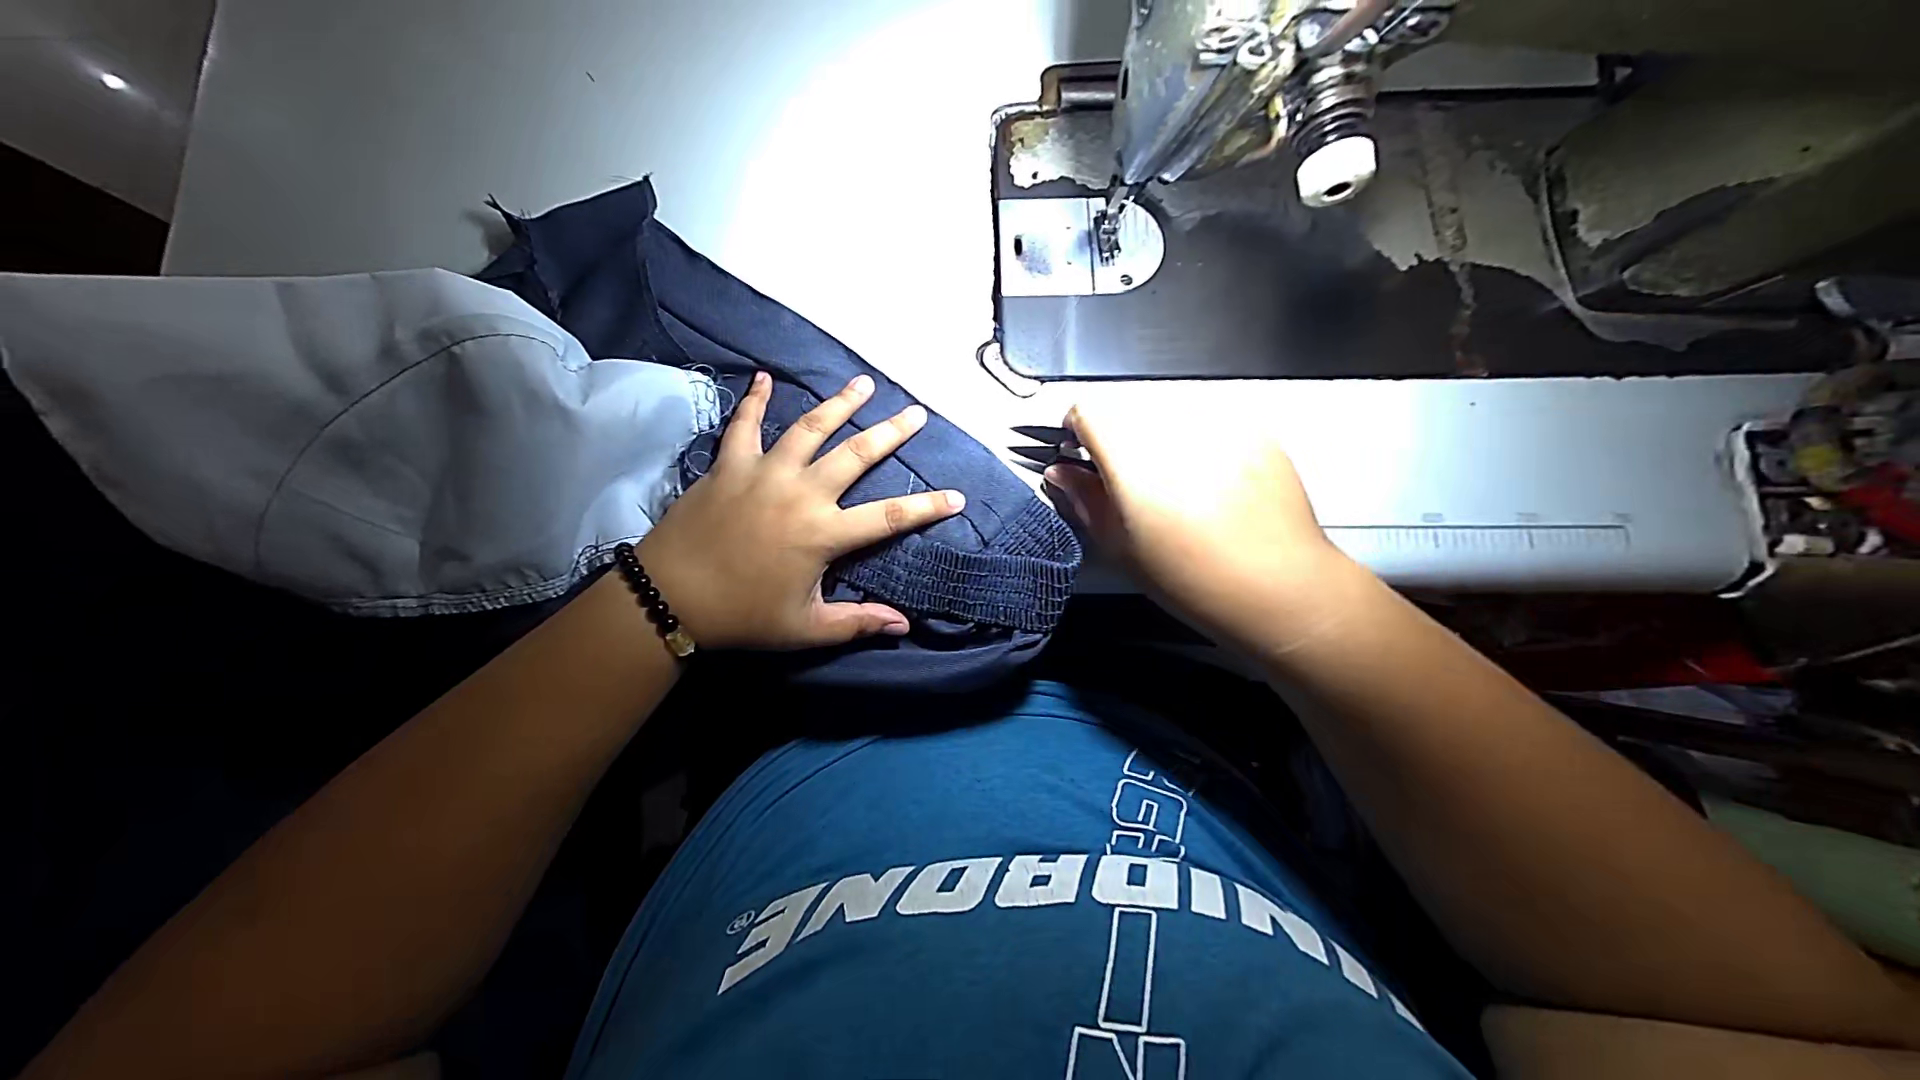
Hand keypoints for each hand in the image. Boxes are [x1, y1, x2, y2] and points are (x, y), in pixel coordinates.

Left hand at [634, 372, 964, 649]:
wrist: (668, 597)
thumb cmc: (742, 616)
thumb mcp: (805, 628)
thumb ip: (857, 622)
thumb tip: (904, 624)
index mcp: (823, 533)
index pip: (889, 517)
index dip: (927, 507)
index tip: (957, 497)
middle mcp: (801, 493)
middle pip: (856, 455)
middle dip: (891, 434)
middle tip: (917, 413)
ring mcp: (764, 473)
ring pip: (809, 429)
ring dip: (839, 404)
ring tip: (864, 384)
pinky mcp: (729, 466)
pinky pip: (744, 425)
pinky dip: (755, 400)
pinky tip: (764, 378)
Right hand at [1043, 401, 1364, 655]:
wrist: (1275, 586)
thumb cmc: (1198, 578)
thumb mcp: (1121, 546)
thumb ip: (1084, 500)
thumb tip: (1063, 475)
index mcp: (1133, 459)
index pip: (1086, 411)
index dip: (1076, 433)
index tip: (1080, 453)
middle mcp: (1175, 431)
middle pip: (1125, 408)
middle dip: (1116, 437)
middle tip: (1124, 479)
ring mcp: (1216, 426)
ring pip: (1163, 411)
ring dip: (1154, 437)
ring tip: (1169, 483)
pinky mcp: (1250, 430)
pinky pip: (1204, 420)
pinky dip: (1193, 441)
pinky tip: (1202, 481)